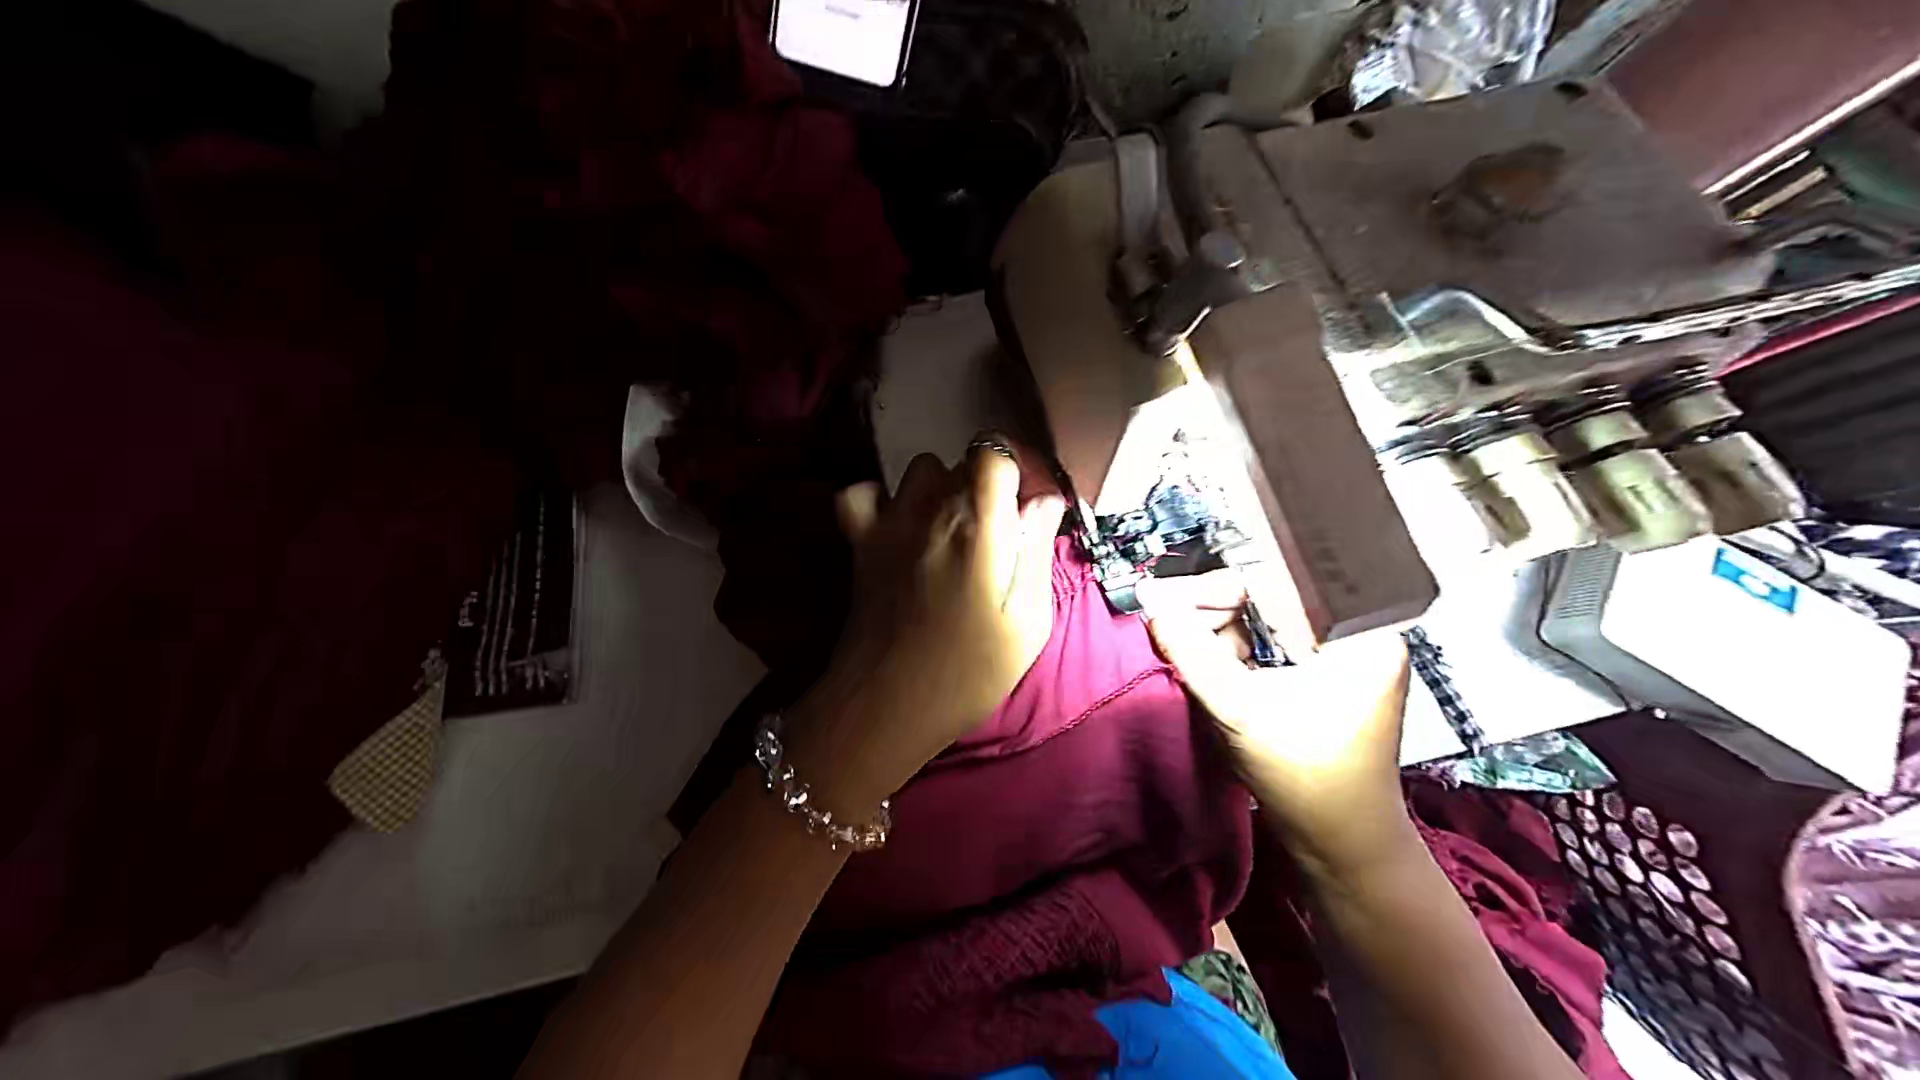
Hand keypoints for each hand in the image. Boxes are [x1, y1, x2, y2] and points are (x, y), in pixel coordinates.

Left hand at [783, 437, 1066, 817]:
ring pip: (919, 470)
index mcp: (977, 525)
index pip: (994, 451)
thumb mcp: (1027, 621)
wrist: (886, 706)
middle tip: (997, 535)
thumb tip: (1044, 501)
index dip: (1016, 466)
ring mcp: (888, 523)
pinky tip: (899, 526)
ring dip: (940, 489)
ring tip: (952, 532)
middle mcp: (929, 510)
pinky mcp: (859, 542)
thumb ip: (1037, 550)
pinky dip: (882, 499)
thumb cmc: (968, 671)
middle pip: (962, 462)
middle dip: (987, 488)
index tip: (1027, 501)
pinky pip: (862, 493)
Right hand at [1136, 573, 1413, 873]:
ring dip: (1220, 629)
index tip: (1170, 599)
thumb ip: (1193, 654)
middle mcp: (1358, 630)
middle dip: (1214, 609)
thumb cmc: (1307, 784)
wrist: (1342, 846)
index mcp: (1360, 633)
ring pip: (1265, 613)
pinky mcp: (1324, 667)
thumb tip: (1153, 604)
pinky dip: (1235, 646)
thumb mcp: (1240, 712)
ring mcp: (1342, 649)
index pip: (1279, 577)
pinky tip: (1214, 663)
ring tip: (1190, 650)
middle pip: (1271, 591)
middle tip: (1170, 624)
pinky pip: (1270, 635)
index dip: (1219, 585)